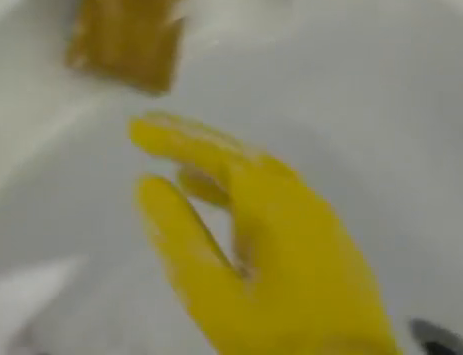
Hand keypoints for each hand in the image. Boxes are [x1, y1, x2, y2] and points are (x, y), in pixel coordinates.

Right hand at [130, 113, 399, 354]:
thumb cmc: (279, 338)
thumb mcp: (214, 293)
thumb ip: (179, 234)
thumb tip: (148, 183)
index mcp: (273, 203)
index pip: (214, 153)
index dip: (172, 137)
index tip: (134, 129)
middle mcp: (300, 199)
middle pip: (239, 155)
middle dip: (193, 141)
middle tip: (150, 133)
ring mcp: (320, 222)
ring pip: (260, 176)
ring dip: (217, 167)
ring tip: (178, 171)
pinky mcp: (328, 246)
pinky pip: (276, 197)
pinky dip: (241, 189)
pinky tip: (223, 208)